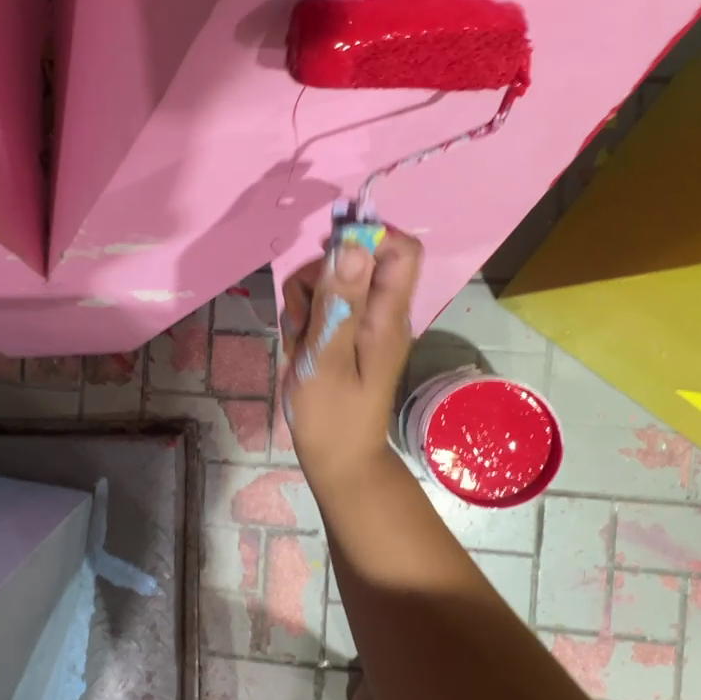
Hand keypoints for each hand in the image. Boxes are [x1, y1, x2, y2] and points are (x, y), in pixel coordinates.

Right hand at [280, 225, 423, 486]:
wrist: (337, 462)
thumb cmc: (332, 417)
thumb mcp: (327, 357)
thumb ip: (340, 302)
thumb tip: (354, 246)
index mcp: (389, 315)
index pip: (401, 249)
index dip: (367, 237)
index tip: (325, 253)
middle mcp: (382, 313)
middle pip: (356, 260)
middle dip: (319, 275)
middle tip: (303, 313)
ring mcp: (364, 324)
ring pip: (332, 281)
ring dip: (305, 300)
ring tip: (299, 339)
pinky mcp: (346, 335)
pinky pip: (324, 306)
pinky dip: (304, 318)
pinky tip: (299, 346)